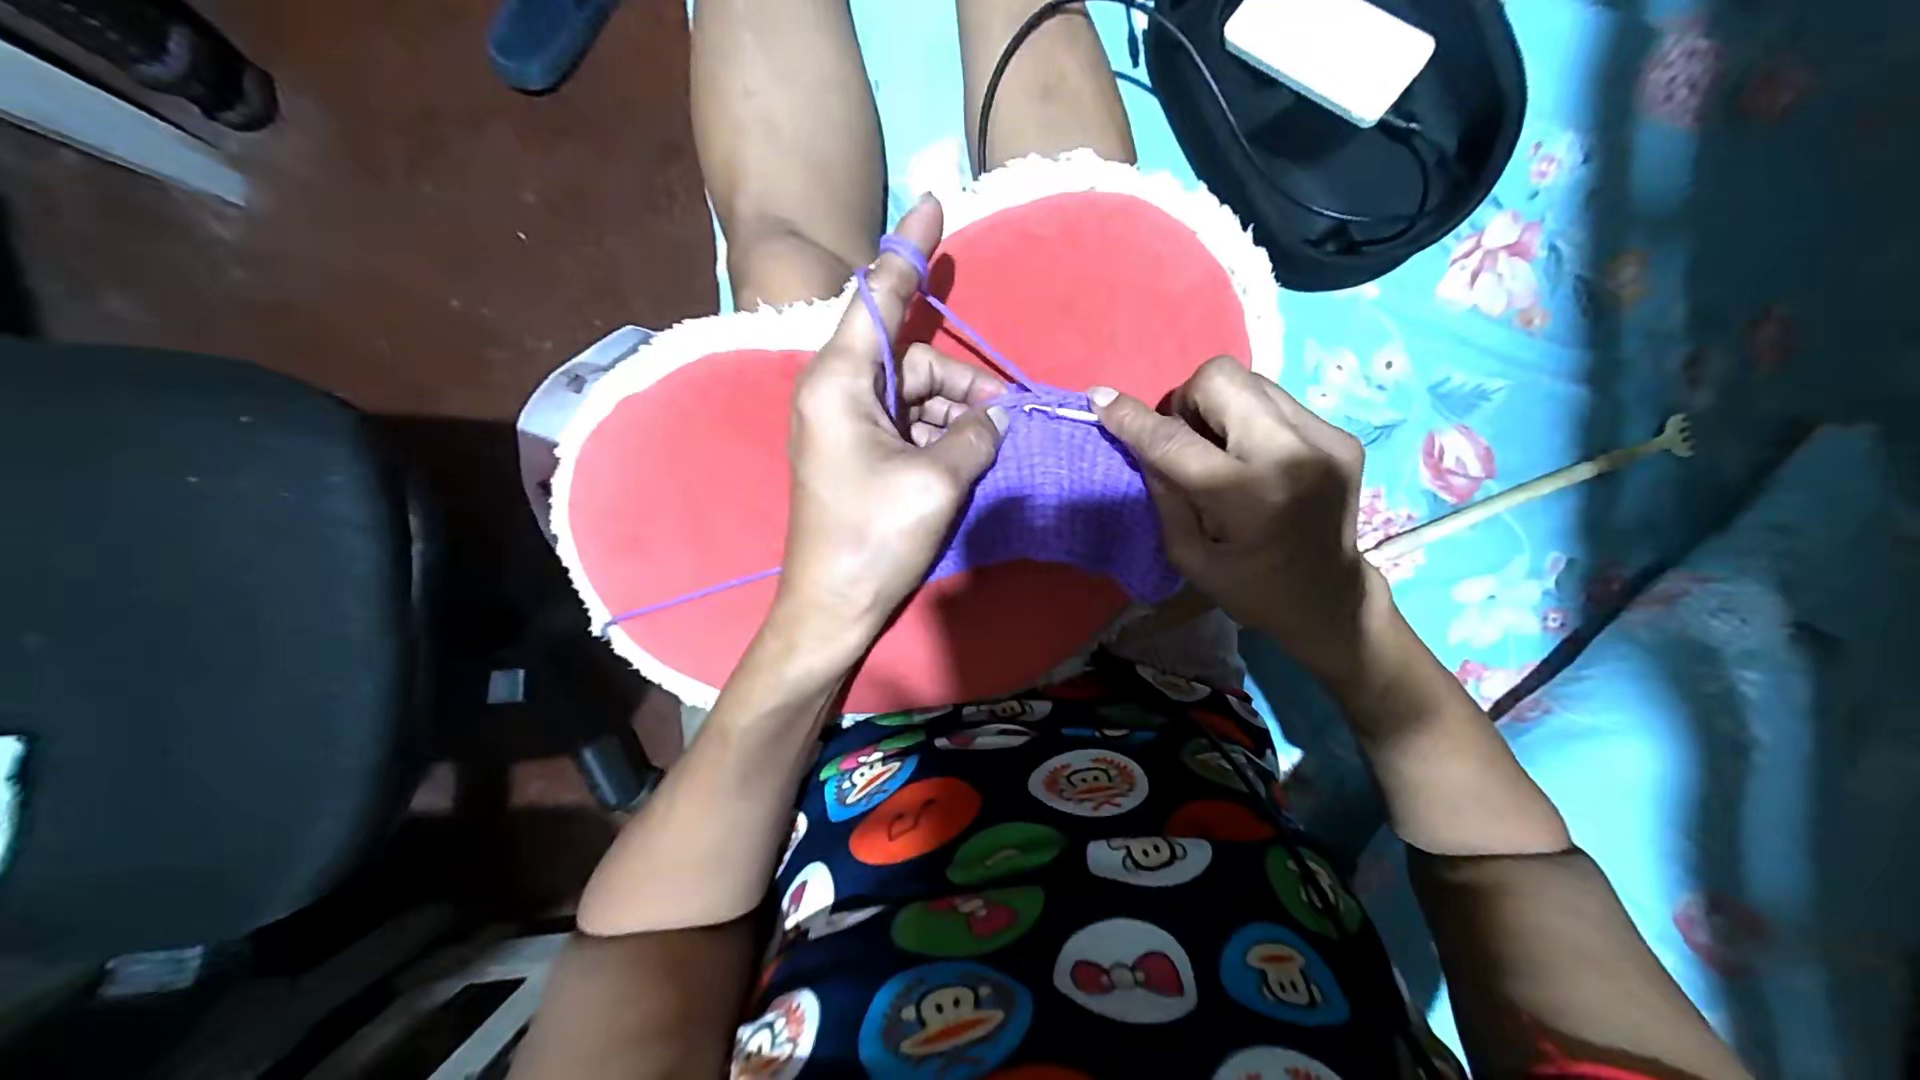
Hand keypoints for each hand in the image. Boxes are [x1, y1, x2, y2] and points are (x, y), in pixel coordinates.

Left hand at [776, 196, 1010, 655]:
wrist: (832, 607)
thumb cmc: (874, 539)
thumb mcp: (937, 480)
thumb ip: (974, 434)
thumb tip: (997, 416)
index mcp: (839, 382)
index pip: (879, 298)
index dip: (909, 253)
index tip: (934, 203)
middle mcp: (837, 393)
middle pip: (912, 360)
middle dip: (963, 383)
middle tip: (1009, 415)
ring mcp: (845, 426)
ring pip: (915, 397)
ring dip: (957, 416)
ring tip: (992, 447)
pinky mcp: (857, 455)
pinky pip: (907, 426)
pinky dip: (940, 437)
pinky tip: (969, 458)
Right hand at [1090, 357, 1378, 687]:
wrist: (1330, 599)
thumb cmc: (1250, 588)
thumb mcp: (1189, 556)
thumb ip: (1163, 493)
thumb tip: (1141, 441)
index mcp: (1249, 496)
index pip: (1176, 440)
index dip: (1132, 418)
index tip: (1100, 399)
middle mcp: (1292, 453)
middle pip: (1220, 378)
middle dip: (1186, 401)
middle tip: (1186, 439)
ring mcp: (1324, 438)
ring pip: (1249, 379)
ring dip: (1219, 406)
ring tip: (1221, 448)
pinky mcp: (1339, 434)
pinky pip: (1275, 399)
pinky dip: (1249, 418)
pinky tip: (1254, 455)